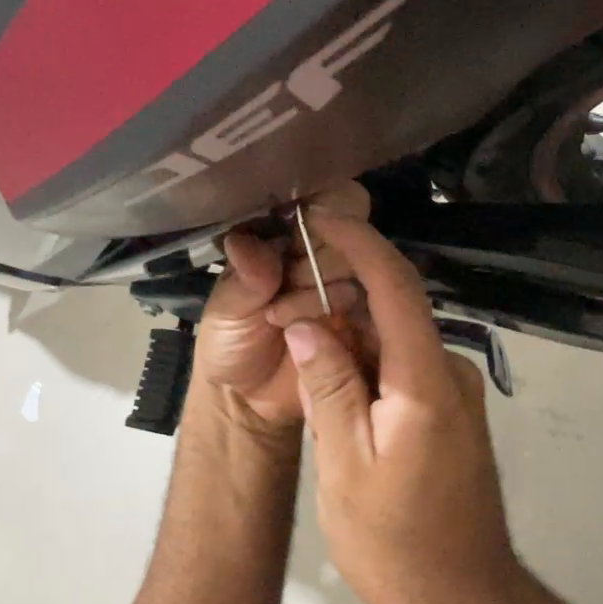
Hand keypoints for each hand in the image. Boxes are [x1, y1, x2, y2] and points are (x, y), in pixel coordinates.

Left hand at [190, 182, 370, 441]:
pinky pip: (377, 307)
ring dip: (326, 295)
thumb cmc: (230, 346)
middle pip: (351, 228)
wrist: (250, 404)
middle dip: (316, 262)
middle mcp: (322, 253)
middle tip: (282, 294)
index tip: (297, 237)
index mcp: (285, 236)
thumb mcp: (224, 313)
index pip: (322, 199)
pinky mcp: (365, 322)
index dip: (319, 210)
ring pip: (363, 268)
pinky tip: (320, 337)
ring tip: (286, 322)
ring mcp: (347, 286)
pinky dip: (348, 320)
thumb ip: (241, 281)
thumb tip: (246, 244)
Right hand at [281, 212, 539, 603]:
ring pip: (392, 344)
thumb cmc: (397, 544)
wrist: (465, 603)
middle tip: (279, 311)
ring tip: (295, 352)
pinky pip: (402, 371)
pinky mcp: (450, 415)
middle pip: (391, 313)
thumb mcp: (345, 466)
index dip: (359, 245)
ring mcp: (455, 394)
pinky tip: (329, 387)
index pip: (396, 287)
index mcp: (426, 380)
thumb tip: (306, 324)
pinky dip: (364, 367)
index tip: (320, 217)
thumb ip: (328, 386)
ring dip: (346, 339)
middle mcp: (449, 374)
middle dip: (336, 301)